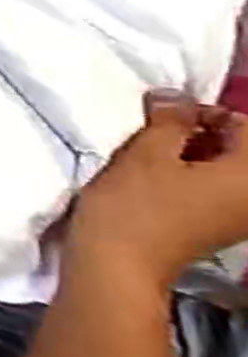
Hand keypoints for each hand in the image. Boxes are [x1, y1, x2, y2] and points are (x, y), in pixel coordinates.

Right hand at [67, 94, 247, 292]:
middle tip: (151, 136)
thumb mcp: (143, 157)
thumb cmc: (133, 205)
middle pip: (243, 148)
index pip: (244, 125)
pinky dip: (196, 176)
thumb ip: (168, 123)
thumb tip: (175, 96)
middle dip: (200, 135)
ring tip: (151, 158)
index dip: (200, 113)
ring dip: (196, 156)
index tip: (157, 116)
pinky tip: (161, 181)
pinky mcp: (229, 222)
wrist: (121, 260)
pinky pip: (225, 187)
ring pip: (232, 168)